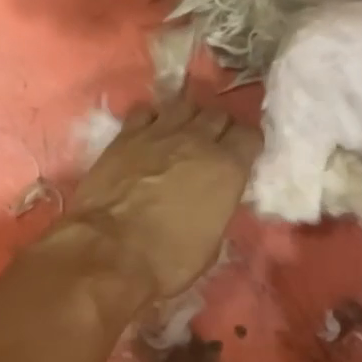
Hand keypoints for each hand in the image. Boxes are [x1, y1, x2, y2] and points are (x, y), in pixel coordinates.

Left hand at [64, 99, 262, 298]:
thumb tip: (214, 194)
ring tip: (183, 133)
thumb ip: (219, 203)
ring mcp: (159, 131)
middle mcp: (196, 140)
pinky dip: (152, 118)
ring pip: (183, 104)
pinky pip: (146, 110)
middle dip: (219, 126)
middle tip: (213, 144)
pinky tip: (149, 132)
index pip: (250, 135)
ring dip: (188, 117)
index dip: (247, 143)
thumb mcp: (213, 240)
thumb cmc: (169, 257)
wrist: (112, 247)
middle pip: (217, 114)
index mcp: (226, 167)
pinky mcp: (126, 133)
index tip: (243, 153)